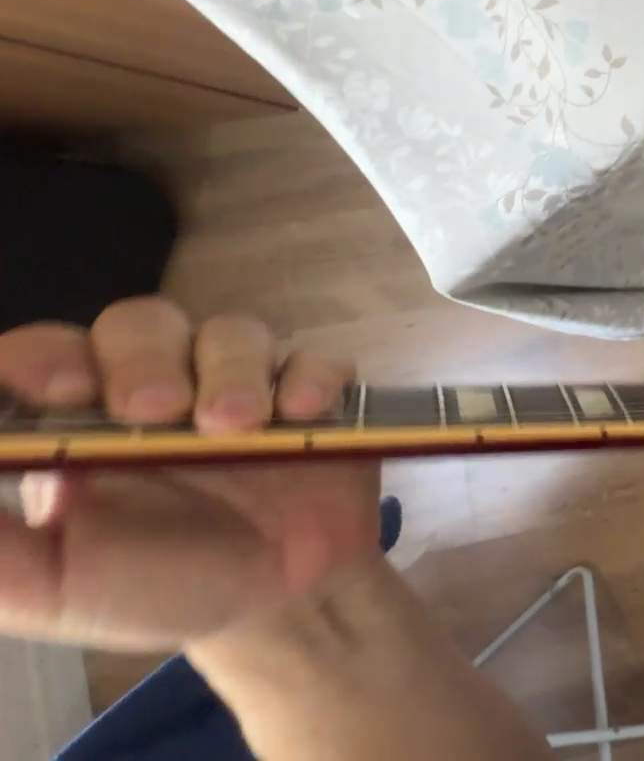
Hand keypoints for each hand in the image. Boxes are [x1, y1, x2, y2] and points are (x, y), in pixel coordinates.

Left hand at [0, 297, 377, 650]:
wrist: (279, 602)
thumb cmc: (158, 590)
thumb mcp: (42, 587)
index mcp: (84, 425)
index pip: (48, 354)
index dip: (45, 357)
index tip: (63, 390)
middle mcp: (165, 388)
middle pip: (144, 323)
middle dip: (146, 358)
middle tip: (157, 411)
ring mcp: (249, 385)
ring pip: (235, 332)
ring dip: (234, 370)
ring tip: (238, 427)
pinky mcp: (318, 394)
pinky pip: (320, 358)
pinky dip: (312, 376)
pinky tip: (302, 412)